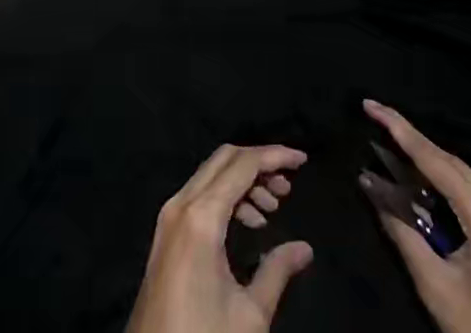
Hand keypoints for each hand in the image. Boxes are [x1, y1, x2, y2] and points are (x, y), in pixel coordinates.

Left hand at [127, 144, 313, 332]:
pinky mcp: (165, 235)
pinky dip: (228, 197)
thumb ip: (278, 271)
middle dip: (260, 163)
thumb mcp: (249, 314)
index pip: (244, 164)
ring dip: (245, 181)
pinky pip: (200, 196)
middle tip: (288, 186)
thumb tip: (305, 249)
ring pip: (212, 175)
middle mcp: (181, 206)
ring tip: (273, 207)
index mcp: (201, 217)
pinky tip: (249, 222)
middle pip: (225, 159)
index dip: (276, 155)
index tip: (303, 160)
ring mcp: (169, 219)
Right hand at [361, 100, 470, 332]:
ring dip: (427, 164)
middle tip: (375, 125)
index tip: (371, 106)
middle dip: (410, 141)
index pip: (433, 158)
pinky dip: (445, 184)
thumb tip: (372, 188)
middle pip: (449, 161)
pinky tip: (424, 188)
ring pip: (462, 174)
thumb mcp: (437, 286)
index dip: (399, 129)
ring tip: (391, 153)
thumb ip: (403, 234)